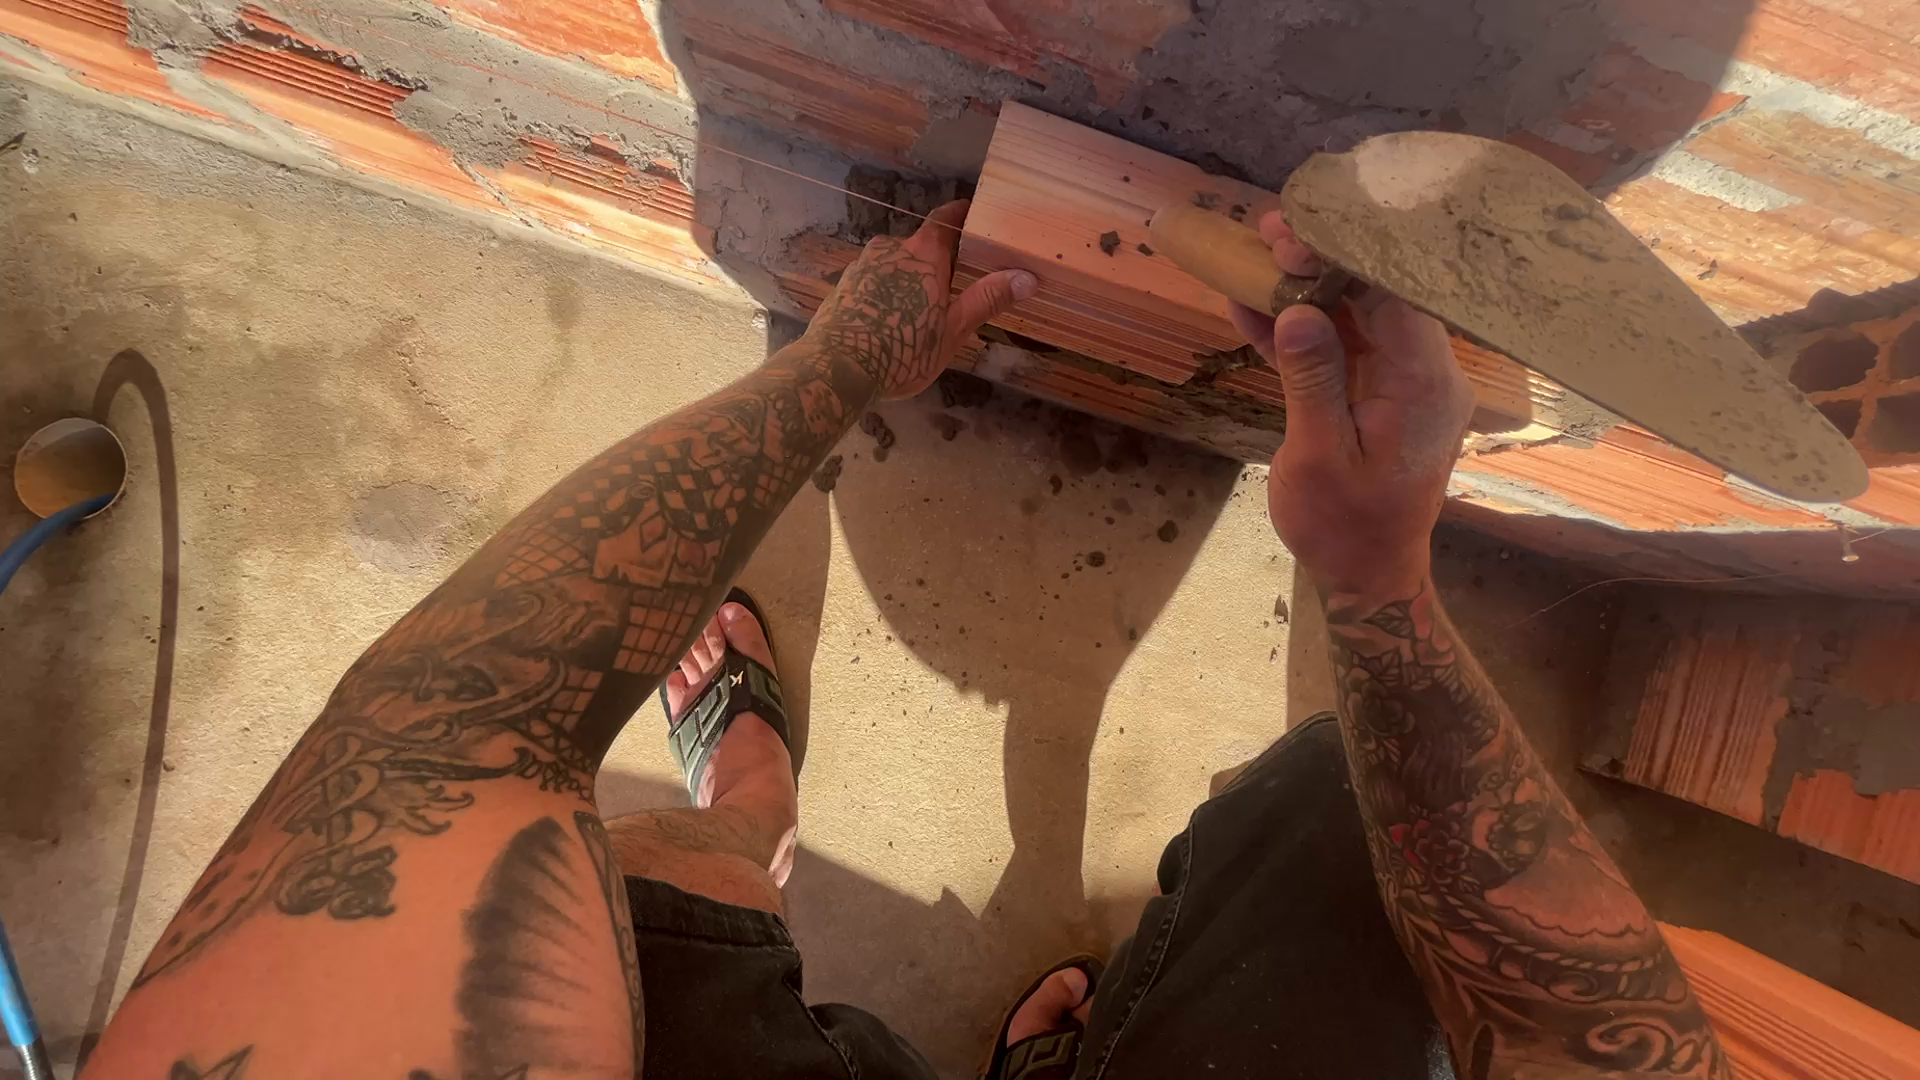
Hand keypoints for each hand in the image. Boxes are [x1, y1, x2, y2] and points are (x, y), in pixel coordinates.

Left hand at [807, 199, 1036, 398]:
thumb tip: (1028, 277)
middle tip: (953, 285)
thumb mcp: (953, 331)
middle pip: (920, 246)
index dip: (961, 214)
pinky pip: (872, 283)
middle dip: (936, 262)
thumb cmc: (903, 351)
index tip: (973, 214)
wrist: (836, 368)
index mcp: (923, 255)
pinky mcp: (842, 287)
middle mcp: (890, 249)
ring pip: (894, 266)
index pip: (946, 218)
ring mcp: (861, 267)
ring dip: (908, 281)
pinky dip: (884, 295)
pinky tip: (888, 324)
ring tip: (918, 313)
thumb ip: (987, 299)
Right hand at [1229, 211, 1473, 603]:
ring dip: (1308, 286)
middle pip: (1378, 295)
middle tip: (1271, 230)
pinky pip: (1336, 352)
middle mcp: (1420, 372)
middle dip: (1325, 258)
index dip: (1346, 257)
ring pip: (1354, 317)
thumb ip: (1313, 381)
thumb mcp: (1320, 456)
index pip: (1397, 295)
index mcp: (1423, 383)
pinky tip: (1255, 307)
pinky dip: (1299, 332)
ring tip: (1260, 249)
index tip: (1294, 238)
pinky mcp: (1369, 396)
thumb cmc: (1342, 523)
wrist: (1364, 569)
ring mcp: (1395, 382)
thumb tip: (1297, 312)